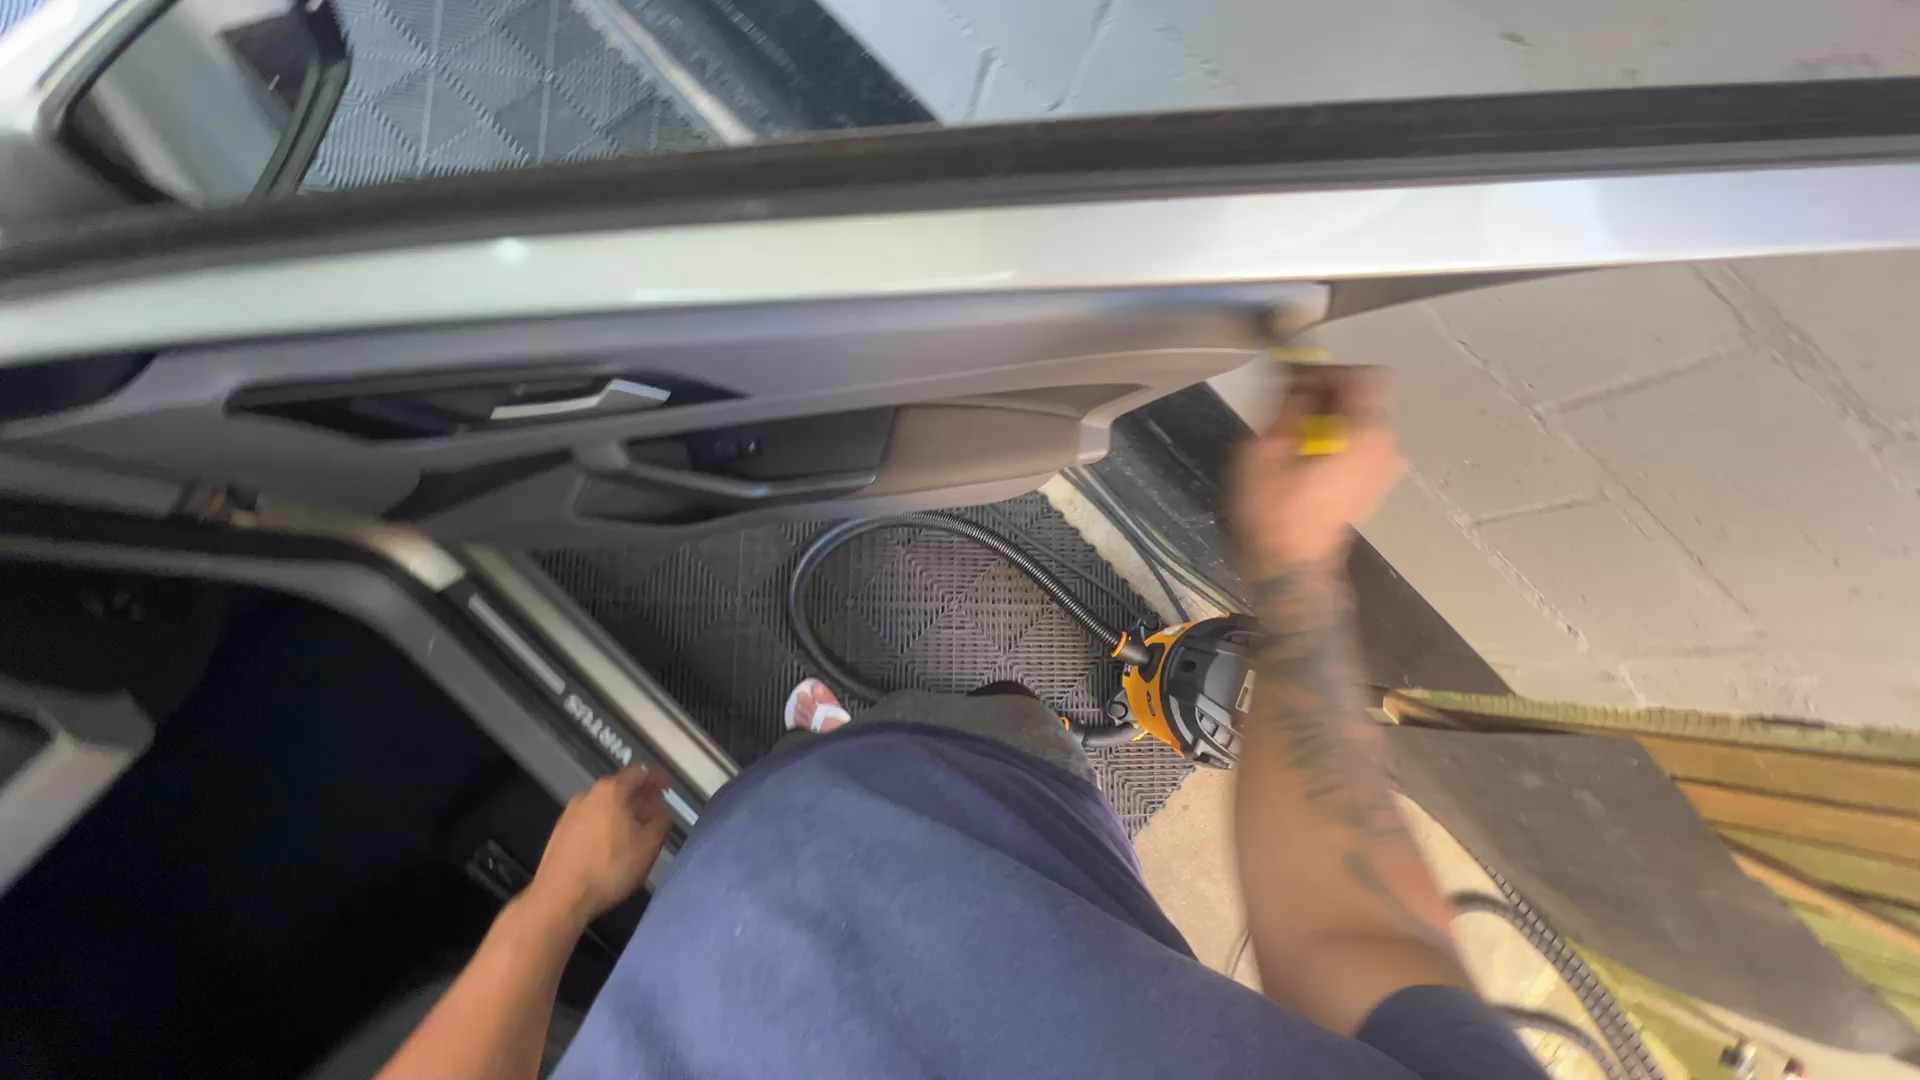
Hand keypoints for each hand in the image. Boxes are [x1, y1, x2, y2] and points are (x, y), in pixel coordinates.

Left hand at [527, 764, 673, 926]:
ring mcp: (570, 815)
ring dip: (623, 813)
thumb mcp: (649, 846)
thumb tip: (662, 813)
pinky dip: (606, 825)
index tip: (668, 787)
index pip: (640, 772)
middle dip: (641, 798)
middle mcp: (588, 796)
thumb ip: (662, 823)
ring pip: (604, 805)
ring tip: (637, 831)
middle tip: (656, 811)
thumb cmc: (609, 868)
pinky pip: (590, 821)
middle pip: (620, 788)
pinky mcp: (559, 835)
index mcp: (611, 791)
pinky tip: (613, 845)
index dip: (658, 777)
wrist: (558, 900)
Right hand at [1233, 365, 1404, 575]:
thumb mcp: (1267, 450)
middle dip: (1327, 392)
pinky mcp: (1375, 484)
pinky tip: (1306, 457)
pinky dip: (1338, 439)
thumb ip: (1289, 405)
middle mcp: (1388, 447)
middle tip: (1288, 403)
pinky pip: (1362, 445)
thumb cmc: (1275, 510)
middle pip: (1366, 397)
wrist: (1291, 565)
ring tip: (1293, 432)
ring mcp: (1386, 469)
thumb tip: (1298, 376)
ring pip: (1363, 421)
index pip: (1366, 375)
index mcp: (1366, 435)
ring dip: (1330, 416)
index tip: (1297, 377)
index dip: (1329, 369)